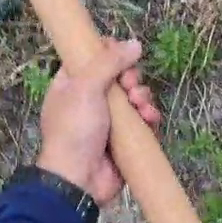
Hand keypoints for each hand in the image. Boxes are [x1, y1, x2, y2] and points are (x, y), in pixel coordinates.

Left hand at [34, 38, 160, 205]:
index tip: (120, 54)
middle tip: (129, 86)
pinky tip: (150, 118)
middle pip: (118, 77)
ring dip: (142, 98)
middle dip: (131, 78)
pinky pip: (143, 122)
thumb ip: (109, 62)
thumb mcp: (85, 87)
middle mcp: (89, 101)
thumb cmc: (74, 129)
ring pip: (134, 99)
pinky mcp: (125, 140)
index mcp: (71, 85)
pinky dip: (149, 118)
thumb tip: (135, 43)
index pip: (91, 59)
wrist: (79, 179)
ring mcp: (108, 122)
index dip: (108, 53)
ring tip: (140, 106)